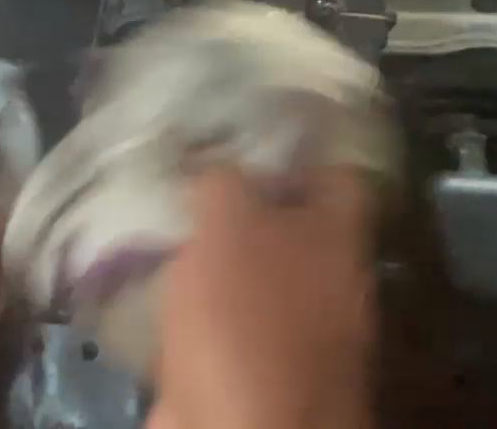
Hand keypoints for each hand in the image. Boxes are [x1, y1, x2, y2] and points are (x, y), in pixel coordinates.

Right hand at [149, 166, 377, 428]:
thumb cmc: (245, 316)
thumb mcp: (229, 222)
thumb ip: (225, 178)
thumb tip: (215, 161)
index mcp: (339, 238)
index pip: (334, 172)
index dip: (296, 146)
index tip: (250, 128)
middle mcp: (329, 282)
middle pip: (288, 220)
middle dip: (241, 195)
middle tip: (193, 169)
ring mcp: (296, 331)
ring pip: (253, 268)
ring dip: (212, 249)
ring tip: (164, 215)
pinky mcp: (254, 368)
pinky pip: (224, 316)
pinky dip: (195, 300)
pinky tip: (157, 277)